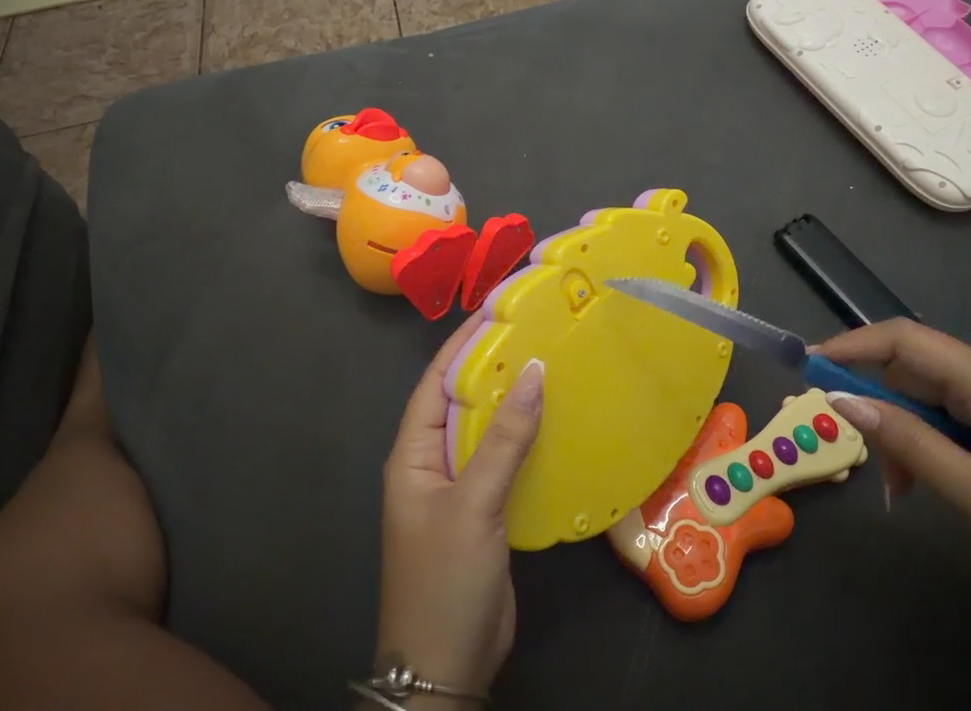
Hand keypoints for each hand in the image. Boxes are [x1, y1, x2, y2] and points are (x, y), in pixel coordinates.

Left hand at [377, 314, 544, 696]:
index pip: (436, 382)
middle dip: (494, 366)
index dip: (464, 344)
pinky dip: (528, 438)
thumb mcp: (473, 504)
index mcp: (412, 454)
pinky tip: (558, 423)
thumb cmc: (445, 578)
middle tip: (538, 329)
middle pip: (462, 401)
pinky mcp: (485, 510)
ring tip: (554, 364)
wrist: (446, 662)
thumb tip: (534, 371)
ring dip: (514, 401)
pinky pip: (505, 460)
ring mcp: (458, 488)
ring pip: (487, 430)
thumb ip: (504, 439)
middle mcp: (432, 463)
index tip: (500, 308)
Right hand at [816, 319, 970, 631]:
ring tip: (901, 488)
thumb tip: (842, 400)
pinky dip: (928, 439)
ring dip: (904, 431)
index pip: (908, 340)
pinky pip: (953, 411)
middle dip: (878, 404)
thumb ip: (909, 444)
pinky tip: (925, 479)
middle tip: (859, 455)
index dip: (852, 345)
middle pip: (916, 367)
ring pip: (930, 393)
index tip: (806, 366)